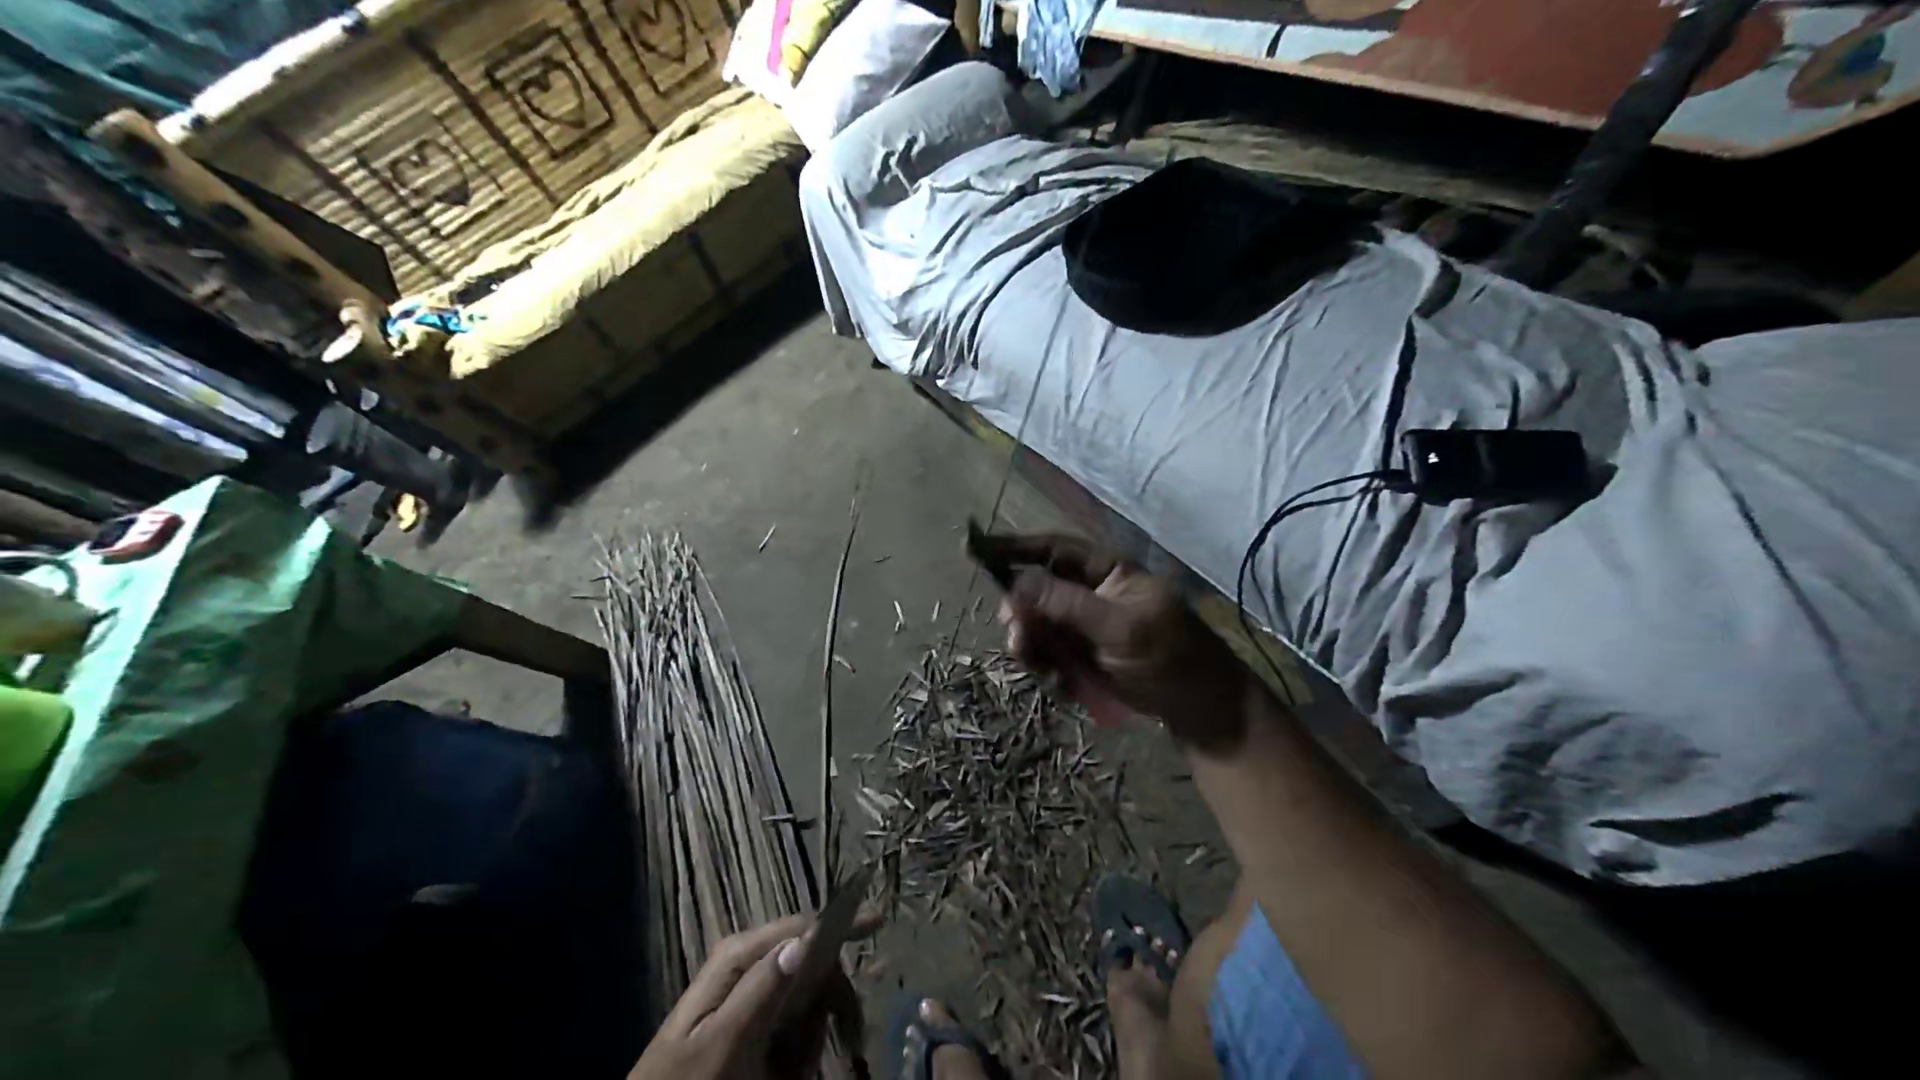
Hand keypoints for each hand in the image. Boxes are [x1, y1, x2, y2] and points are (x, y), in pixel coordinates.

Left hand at [628, 914, 865, 1079]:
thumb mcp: (723, 1041)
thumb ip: (762, 989)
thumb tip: (803, 941)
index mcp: (740, 956)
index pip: (802, 925)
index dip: (842, 920)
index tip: (879, 921)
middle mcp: (748, 963)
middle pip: (813, 963)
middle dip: (832, 1000)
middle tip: (850, 1039)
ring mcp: (751, 991)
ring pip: (808, 996)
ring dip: (815, 1032)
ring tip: (799, 1071)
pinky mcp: (753, 1018)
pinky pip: (794, 1022)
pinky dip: (801, 1047)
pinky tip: (790, 1072)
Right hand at [982, 533, 1259, 751]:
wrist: (1200, 709)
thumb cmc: (1171, 656)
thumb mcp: (1120, 626)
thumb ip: (1067, 603)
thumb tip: (1017, 581)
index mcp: (1106, 571)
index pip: (1052, 549)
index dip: (1014, 547)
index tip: (974, 549)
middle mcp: (1088, 593)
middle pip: (1035, 591)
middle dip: (1022, 614)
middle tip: (1019, 636)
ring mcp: (1082, 627)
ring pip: (1035, 627)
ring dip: (1033, 648)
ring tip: (1048, 672)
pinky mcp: (1079, 658)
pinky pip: (1047, 657)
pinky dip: (1049, 672)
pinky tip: (1066, 687)